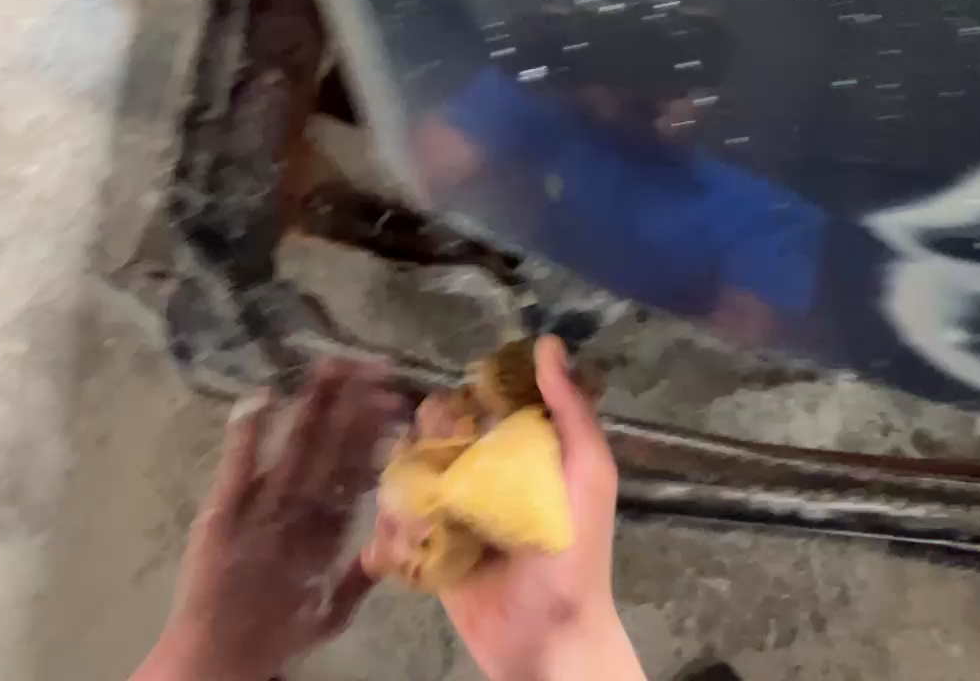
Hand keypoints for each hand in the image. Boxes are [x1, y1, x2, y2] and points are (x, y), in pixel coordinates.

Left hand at [134, 361, 403, 680]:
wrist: (218, 660)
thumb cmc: (276, 635)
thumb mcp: (331, 614)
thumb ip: (361, 577)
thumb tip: (394, 543)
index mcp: (331, 530)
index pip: (359, 468)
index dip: (375, 431)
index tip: (392, 398)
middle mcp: (303, 509)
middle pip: (334, 446)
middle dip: (355, 404)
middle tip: (375, 367)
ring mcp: (262, 504)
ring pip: (298, 444)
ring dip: (317, 403)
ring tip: (333, 364)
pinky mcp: (223, 506)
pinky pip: (240, 460)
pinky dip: (250, 426)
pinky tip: (263, 392)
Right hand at [367, 337, 642, 680]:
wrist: (549, 637)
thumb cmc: (574, 550)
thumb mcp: (588, 473)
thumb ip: (572, 410)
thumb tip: (549, 344)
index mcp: (517, 446)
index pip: (477, 399)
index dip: (462, 396)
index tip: (457, 410)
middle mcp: (480, 468)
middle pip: (433, 429)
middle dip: (426, 437)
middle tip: (436, 460)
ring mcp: (451, 506)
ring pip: (406, 469)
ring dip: (401, 484)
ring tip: (418, 513)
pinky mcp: (429, 545)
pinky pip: (395, 520)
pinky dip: (390, 528)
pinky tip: (401, 543)